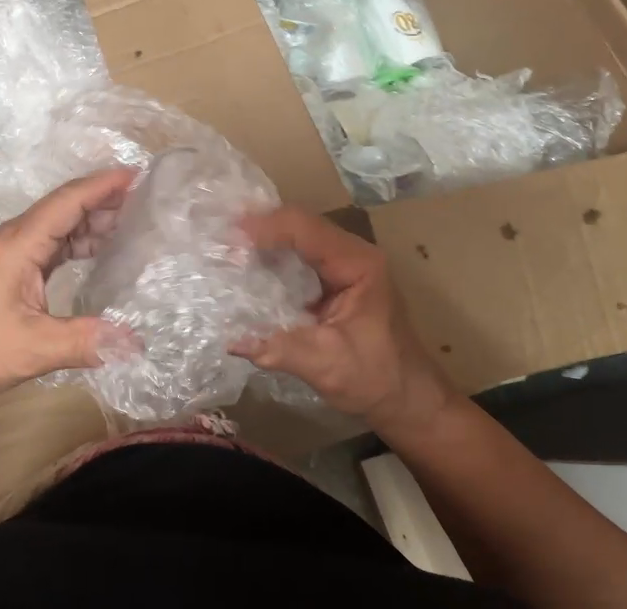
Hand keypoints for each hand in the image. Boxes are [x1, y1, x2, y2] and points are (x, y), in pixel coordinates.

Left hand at [0, 169, 140, 409]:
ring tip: (132, 223)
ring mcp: (11, 253)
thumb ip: (87, 340)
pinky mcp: (10, 269)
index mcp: (20, 243)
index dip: (103, 185)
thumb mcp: (35, 347)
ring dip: (91, 221)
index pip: (68, 201)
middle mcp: (15, 239)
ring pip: (58, 225)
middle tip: (147, 201)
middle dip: (104, 200)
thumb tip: (138, 341)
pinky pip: (50, 243)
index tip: (138, 174)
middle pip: (65, 207)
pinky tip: (98, 250)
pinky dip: (77, 241)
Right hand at [230, 207, 455, 439]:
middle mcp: (351, 254)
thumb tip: (232, 341)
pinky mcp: (331, 278)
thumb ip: (281, 349)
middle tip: (217, 236)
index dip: (265, 228)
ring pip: (295, 234)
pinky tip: (243, 262)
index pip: (305, 229)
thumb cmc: (377, 381)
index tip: (228, 238)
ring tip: (223, 244)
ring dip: (261, 237)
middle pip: (298, 223)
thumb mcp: (327, 367)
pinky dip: (269, 254)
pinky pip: (296, 253)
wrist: (409, 402)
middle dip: (258, 226)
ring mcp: (342, 264)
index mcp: (358, 265)